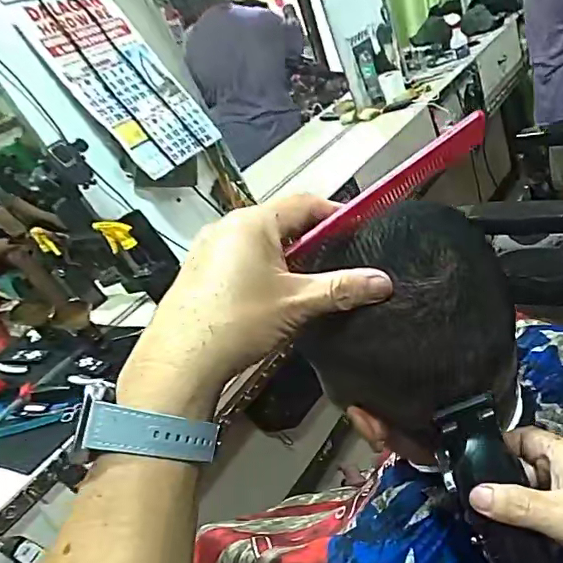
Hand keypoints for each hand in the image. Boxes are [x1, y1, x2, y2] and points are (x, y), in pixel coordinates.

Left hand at [116, 194, 391, 417]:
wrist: (183, 360)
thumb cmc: (231, 323)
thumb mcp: (299, 303)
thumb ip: (343, 288)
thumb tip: (379, 281)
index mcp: (251, 223)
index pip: (305, 203)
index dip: (337, 214)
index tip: (357, 229)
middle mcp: (227, 229)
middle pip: (284, 223)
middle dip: (315, 242)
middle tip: (339, 265)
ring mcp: (211, 250)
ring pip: (264, 244)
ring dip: (291, 260)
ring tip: (309, 288)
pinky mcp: (203, 273)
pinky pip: (244, 261)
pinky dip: (267, 273)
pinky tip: (276, 301)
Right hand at [468, 426, 562, 562]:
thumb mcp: (559, 513)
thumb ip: (516, 504)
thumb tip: (473, 493)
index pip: (521, 437)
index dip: (495, 446)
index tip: (467, 466)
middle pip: (525, 466)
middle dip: (500, 481)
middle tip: (469, 503)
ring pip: (535, 492)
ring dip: (515, 505)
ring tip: (483, 523)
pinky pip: (547, 512)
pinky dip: (531, 521)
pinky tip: (513, 536)